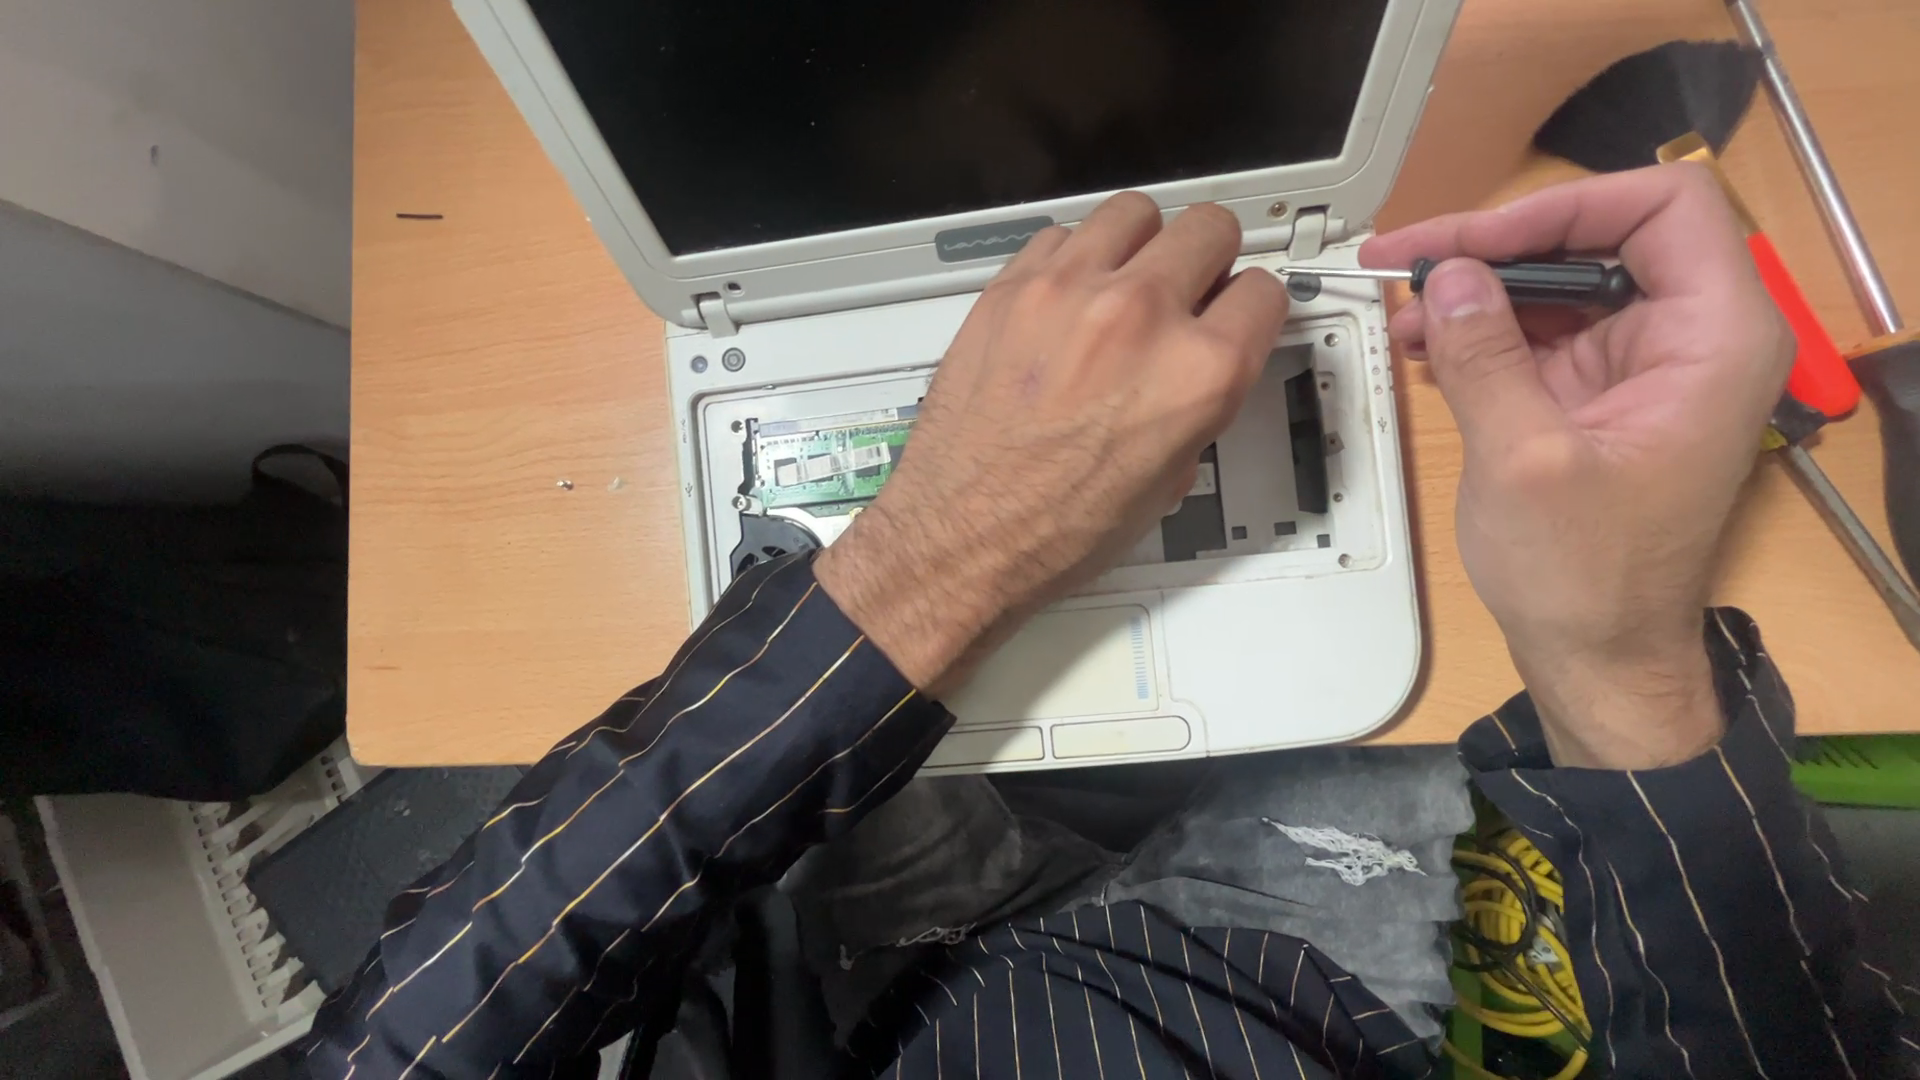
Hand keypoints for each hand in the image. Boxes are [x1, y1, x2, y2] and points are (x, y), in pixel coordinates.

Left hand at [816, 192, 1288, 694]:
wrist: (961, 536)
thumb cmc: (1056, 531)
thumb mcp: (1167, 483)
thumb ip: (1198, 405)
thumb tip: (1198, 364)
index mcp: (1198, 372)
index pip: (1264, 290)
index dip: (1250, 311)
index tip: (1233, 319)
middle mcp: (1139, 317)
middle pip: (1210, 228)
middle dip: (1207, 263)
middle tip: (1185, 296)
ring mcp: (1067, 293)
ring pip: (1135, 211)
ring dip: (1142, 246)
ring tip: (1123, 287)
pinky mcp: (1009, 290)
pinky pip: (1061, 236)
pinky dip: (1072, 261)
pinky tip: (1064, 304)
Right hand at [1361, 165, 1791, 767]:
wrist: (1591, 648)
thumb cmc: (1579, 570)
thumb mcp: (1523, 458)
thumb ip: (1485, 358)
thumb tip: (1449, 277)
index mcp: (1709, 338)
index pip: (1656, 211)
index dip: (1554, 211)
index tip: (1461, 244)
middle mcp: (1678, 339)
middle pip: (1592, 245)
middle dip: (1492, 252)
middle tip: (1402, 264)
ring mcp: (1628, 370)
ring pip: (1551, 292)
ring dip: (1473, 295)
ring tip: (1399, 312)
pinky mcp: (1583, 399)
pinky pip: (1529, 341)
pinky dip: (1473, 336)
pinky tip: (1420, 343)